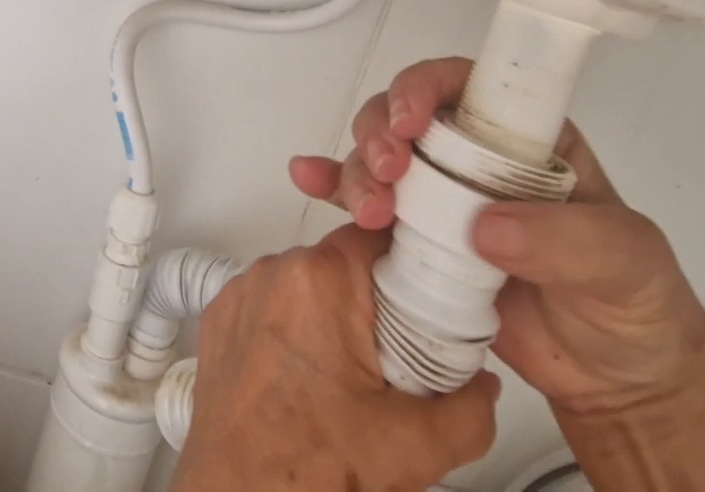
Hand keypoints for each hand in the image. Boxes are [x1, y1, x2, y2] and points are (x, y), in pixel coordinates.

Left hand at [172, 225, 498, 491]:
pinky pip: (271, 302)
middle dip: (373, 297)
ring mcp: (242, 292)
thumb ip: (469, 410)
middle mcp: (275, 272)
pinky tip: (308, 372)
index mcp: (321, 280)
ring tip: (348, 370)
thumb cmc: (306, 468)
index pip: (379, 236)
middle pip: (343, 261)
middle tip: (394, 351)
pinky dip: (292, 326)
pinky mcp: (221, 315)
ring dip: (330, 312)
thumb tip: (483, 385)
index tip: (428, 293)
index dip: (410, 260)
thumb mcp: (414, 446)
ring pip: (306, 282)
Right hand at [289, 58, 704, 417]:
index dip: (426, 86)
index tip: (410, 120)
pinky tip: (308, 181)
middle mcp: (470, 158)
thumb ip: (566, 239)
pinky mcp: (411, 240)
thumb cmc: (631, 302)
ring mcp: (436, 199)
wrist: (613, 379)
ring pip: (374, 157)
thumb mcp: (624, 260)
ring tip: (366, 210)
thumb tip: (483, 226)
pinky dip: (329, 186)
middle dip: (380, 132)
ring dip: (355, 169)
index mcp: (521, 140)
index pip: (465, 85)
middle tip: (387, 171)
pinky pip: (360, 203)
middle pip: (402, 116)